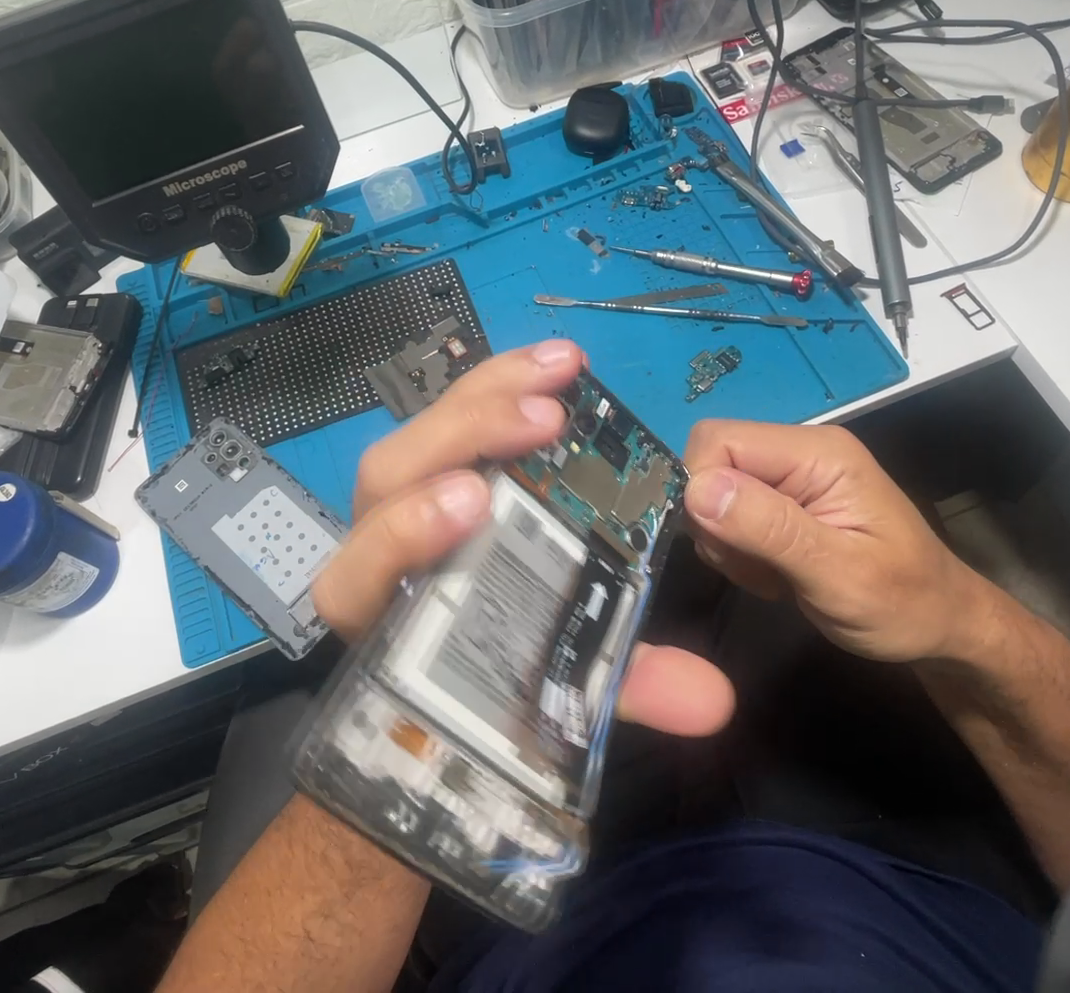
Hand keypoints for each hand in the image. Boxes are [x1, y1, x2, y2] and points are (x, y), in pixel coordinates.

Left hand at [310, 340, 733, 736]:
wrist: (437, 675)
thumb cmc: (485, 681)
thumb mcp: (553, 695)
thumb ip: (611, 690)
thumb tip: (712, 702)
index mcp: (381, 620)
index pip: (356, 577)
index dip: (400, 536)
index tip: (472, 504)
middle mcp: (375, 554)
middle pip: (385, 479)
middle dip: (461, 440)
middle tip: (548, 419)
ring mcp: (398, 508)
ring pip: (417, 437)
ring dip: (486, 396)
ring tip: (562, 368)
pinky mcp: (429, 476)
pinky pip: (448, 421)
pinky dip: (496, 389)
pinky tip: (551, 368)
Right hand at [682, 419, 1001, 663]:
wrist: (939, 626)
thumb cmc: (903, 603)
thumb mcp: (838, 573)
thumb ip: (769, 528)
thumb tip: (698, 489)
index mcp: (816, 453)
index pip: (718, 440)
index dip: (702, 488)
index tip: (727, 543)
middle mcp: (798, 454)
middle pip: (710, 464)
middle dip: (713, 521)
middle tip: (754, 566)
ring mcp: (789, 479)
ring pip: (712, 495)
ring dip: (727, 543)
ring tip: (773, 575)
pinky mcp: (781, 506)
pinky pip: (726, 518)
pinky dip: (736, 552)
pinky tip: (773, 575)